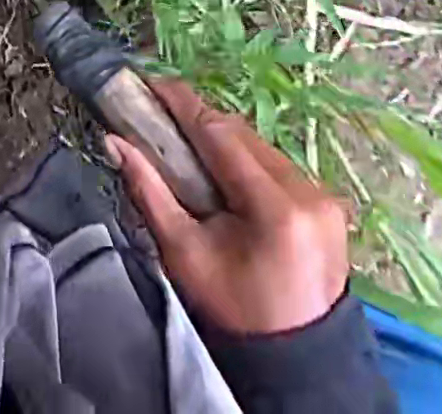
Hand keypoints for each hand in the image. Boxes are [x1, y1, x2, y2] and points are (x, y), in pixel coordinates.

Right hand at [109, 78, 349, 336]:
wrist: (297, 360)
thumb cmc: (232, 308)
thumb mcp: (181, 250)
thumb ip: (147, 189)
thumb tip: (113, 140)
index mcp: (275, 207)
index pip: (219, 133)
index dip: (181, 102)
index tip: (150, 82)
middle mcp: (307, 192)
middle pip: (240, 133)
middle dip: (197, 118)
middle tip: (157, 112)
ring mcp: (324, 198)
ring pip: (258, 143)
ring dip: (219, 136)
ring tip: (183, 139)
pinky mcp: (327, 204)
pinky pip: (274, 162)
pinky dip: (242, 155)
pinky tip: (218, 165)